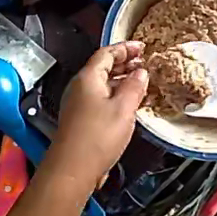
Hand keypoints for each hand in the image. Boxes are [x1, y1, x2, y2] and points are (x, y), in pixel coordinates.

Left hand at [44, 42, 146, 187]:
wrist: (73, 168)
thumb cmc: (96, 137)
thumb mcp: (124, 108)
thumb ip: (134, 87)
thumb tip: (141, 73)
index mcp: (87, 78)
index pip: (106, 53)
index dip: (125, 48)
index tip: (141, 47)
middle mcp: (79, 88)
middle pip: (102, 67)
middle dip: (124, 63)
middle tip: (143, 63)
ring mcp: (77, 104)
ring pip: (101, 84)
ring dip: (121, 80)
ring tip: (140, 82)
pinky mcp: (80, 119)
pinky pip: (99, 99)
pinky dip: (115, 96)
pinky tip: (128, 104)